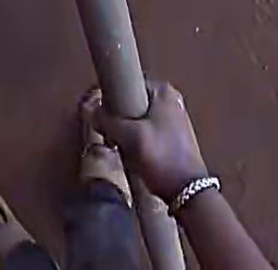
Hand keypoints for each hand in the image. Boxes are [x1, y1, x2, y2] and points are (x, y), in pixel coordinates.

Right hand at [93, 82, 209, 202]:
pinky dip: (138, 142)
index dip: (113, 98)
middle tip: (113, 136)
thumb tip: (89, 109)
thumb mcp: (131, 138)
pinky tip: (135, 157)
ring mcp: (174, 119)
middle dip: (120, 120)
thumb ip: (108, 121)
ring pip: (139, 119)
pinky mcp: (174, 137)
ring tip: (123, 149)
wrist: (189, 193)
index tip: (105, 115)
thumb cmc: (164, 159)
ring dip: (127, 134)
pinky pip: (147, 132)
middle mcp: (171, 100)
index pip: (130, 82)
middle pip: (133, 102)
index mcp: (164, 91)